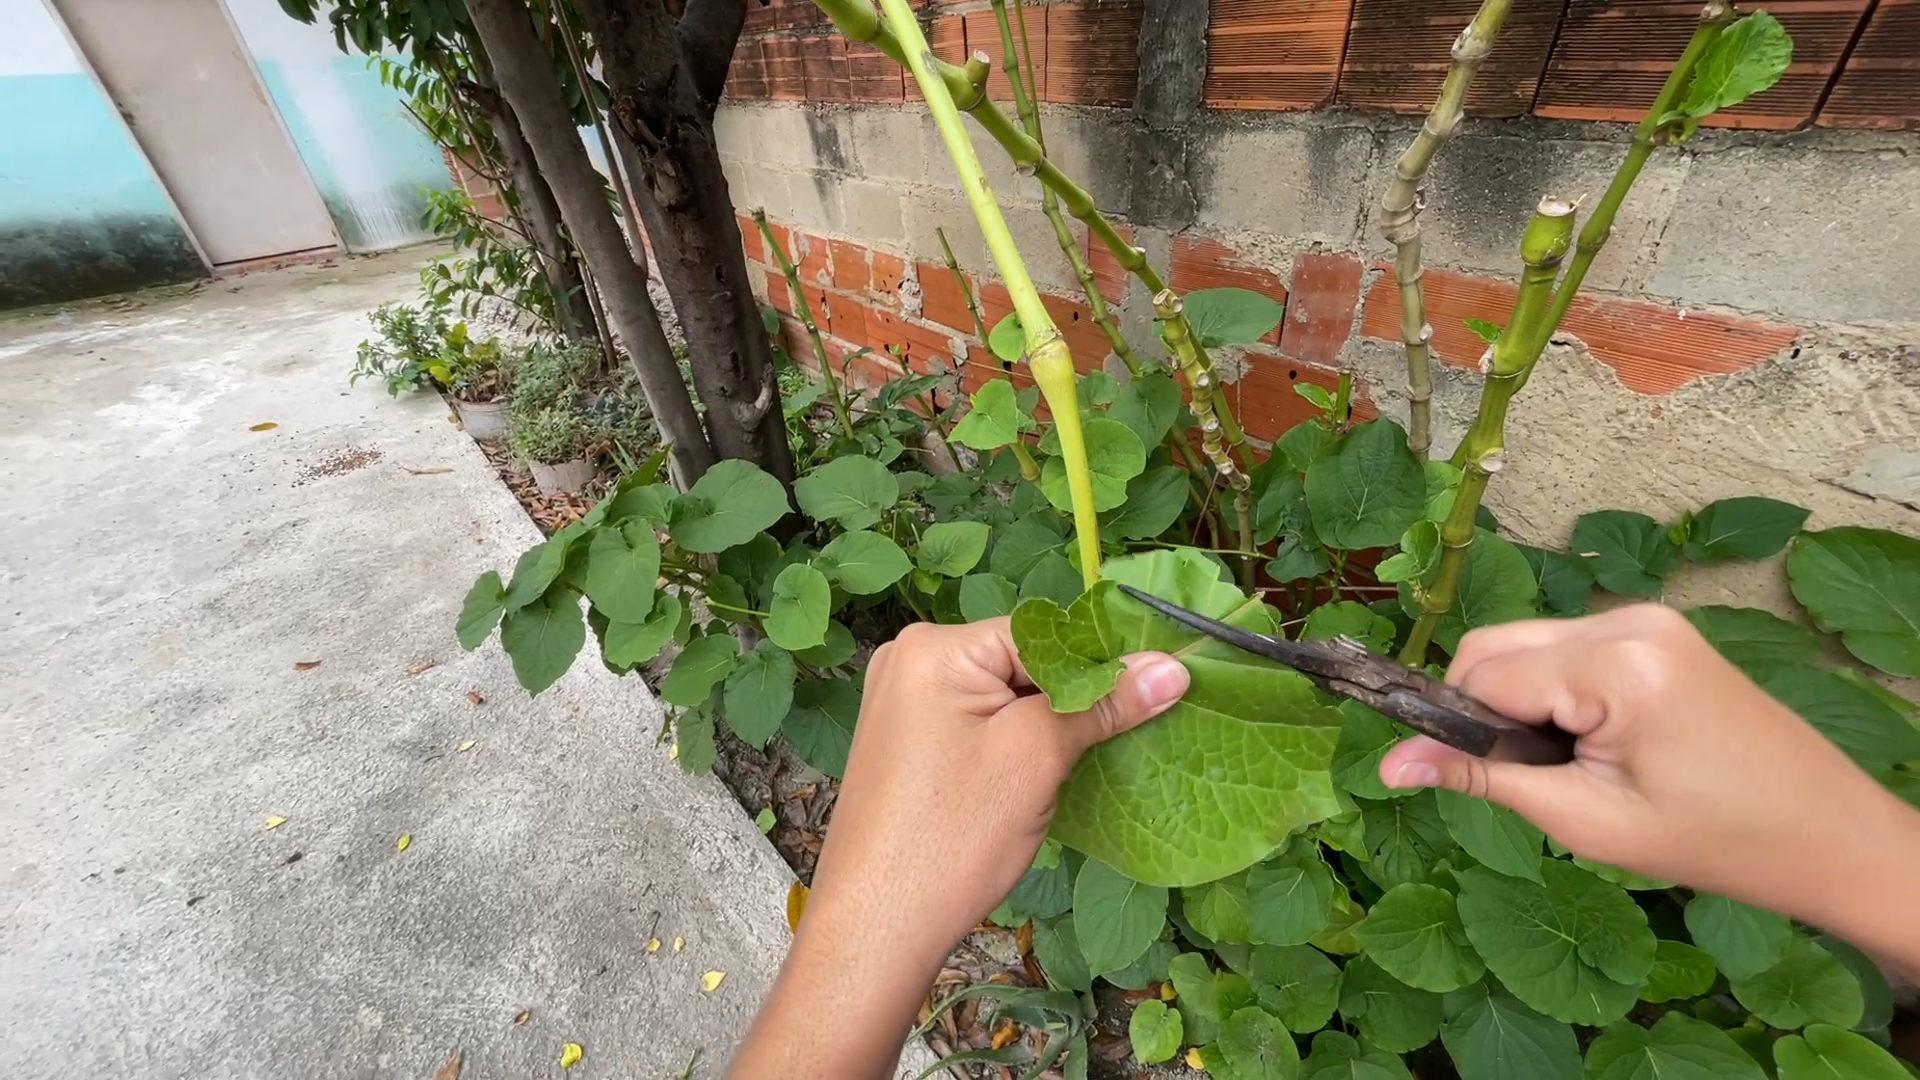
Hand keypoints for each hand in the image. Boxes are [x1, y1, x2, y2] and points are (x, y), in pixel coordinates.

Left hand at [727, 619, 1188, 1079]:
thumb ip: (1105, 703)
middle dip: (1068, 696)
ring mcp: (901, 701)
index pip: (1038, 633)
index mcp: (933, 646)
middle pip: (1017, 661)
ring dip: (1043, 721)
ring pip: (999, 694)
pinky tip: (1038, 770)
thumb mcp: (1038, 756)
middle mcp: (909, 659)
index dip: (1097, 660)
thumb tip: (1174, 666)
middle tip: (1122, 729)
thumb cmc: (955, 834)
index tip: (1152, 687)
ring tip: (1082, 755)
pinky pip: (974, 720)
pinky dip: (1010, 739)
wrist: (876, 928)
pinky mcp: (905, 740)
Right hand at [1379, 604, 1919, 967]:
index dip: (1464, 725)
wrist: (1838, 841)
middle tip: (1527, 766)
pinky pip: (1556, 645)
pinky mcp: (1652, 626)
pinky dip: (1545, 683)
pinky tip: (1583, 726)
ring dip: (1513, 693)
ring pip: (1518, 643)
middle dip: (1483, 704)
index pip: (1484, 676)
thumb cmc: (1712, 842)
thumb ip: (1477, 775)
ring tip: (1560, 750)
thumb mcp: (1583, 818)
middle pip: (1493, 646)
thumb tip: (1388, 766)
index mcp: (1617, 665)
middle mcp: (1625, 621)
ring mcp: (1643, 618)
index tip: (1482, 771)